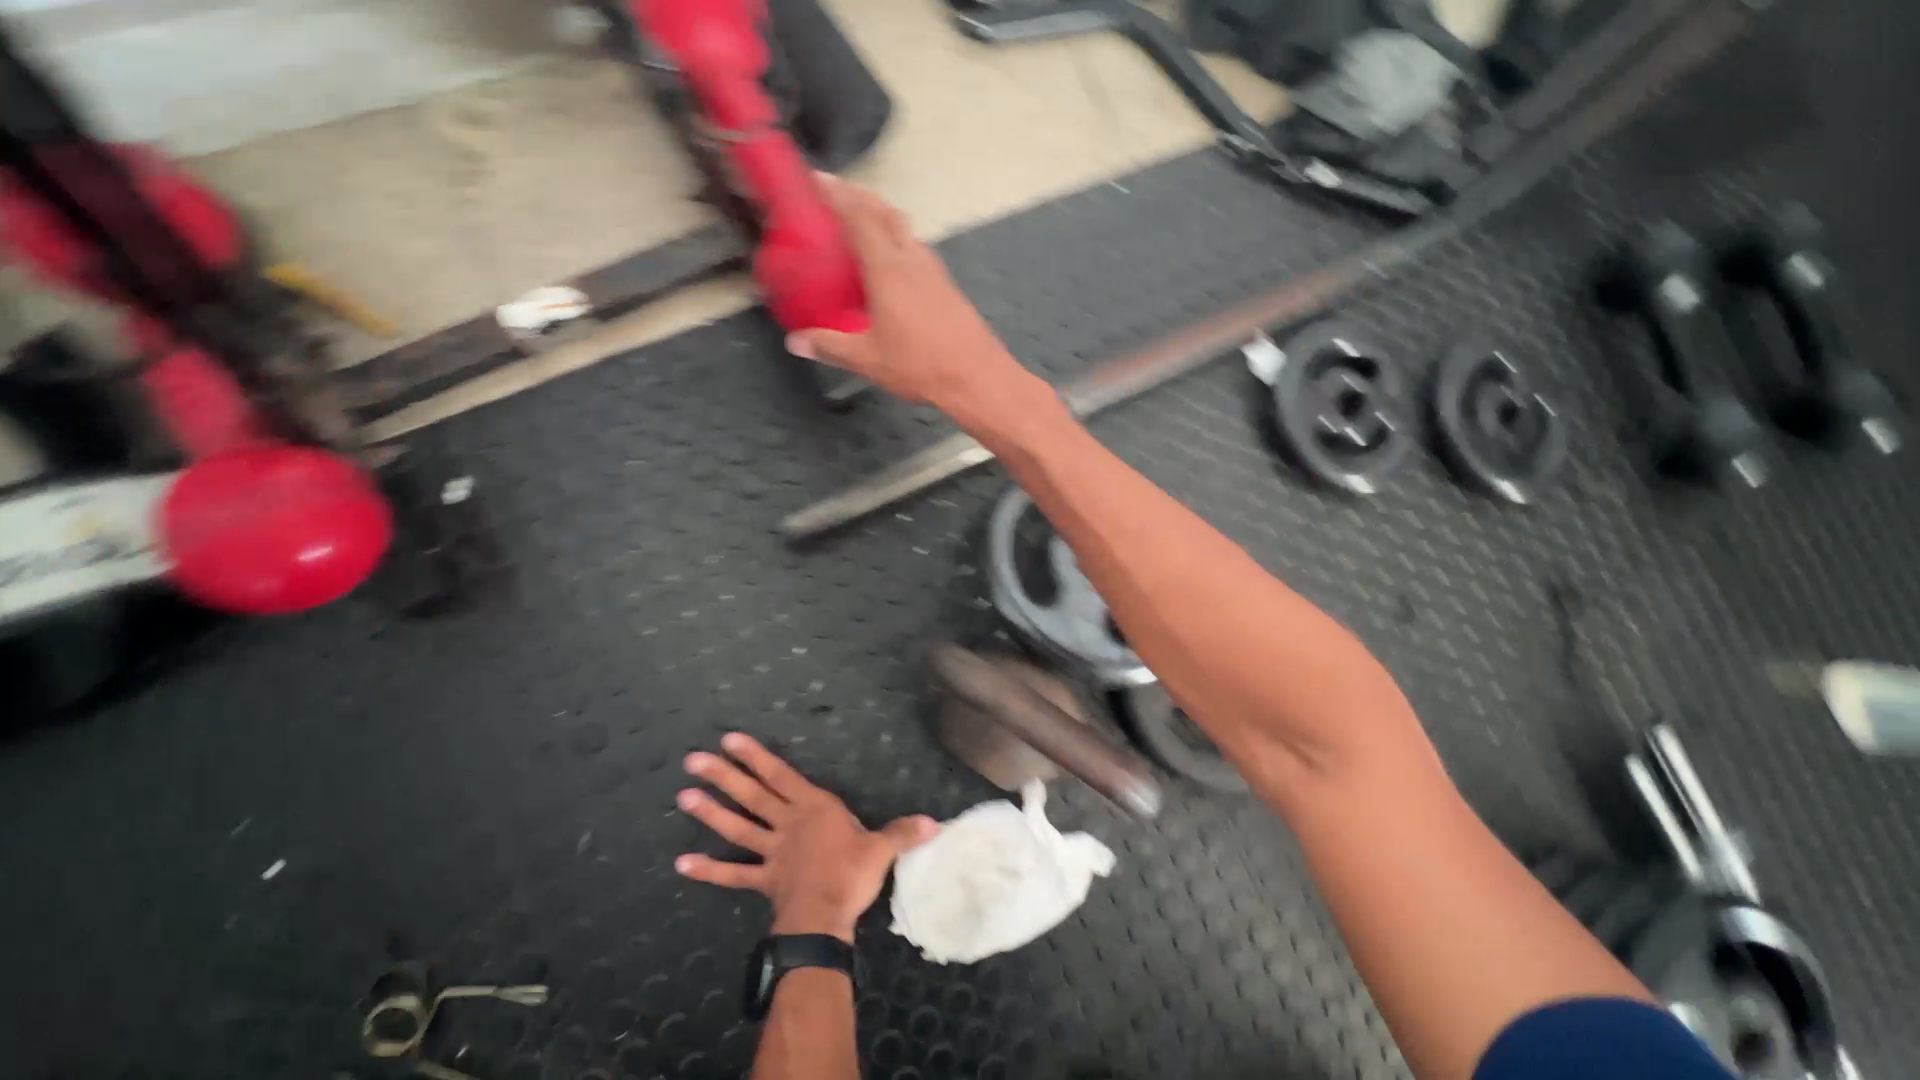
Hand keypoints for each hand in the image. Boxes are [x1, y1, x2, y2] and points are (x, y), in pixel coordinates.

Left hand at [675, 732, 938, 941]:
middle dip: (723, 775)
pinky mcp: (764, 880)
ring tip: (683, 796)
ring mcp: (772, 852)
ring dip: (710, 813)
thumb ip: (902, 832)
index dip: (756, 756)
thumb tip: (934, 823)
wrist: (826, 916)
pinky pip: (733, 874)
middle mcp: (788, 824)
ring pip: (737, 827)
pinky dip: (709, 869)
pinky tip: (682, 864)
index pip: (782, 775)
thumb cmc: (852, 875)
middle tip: (693, 760)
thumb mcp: (881, 849)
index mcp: (815, 808)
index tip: (730, 739)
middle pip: (753, 795)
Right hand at [785, 175, 1051, 429]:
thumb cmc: (921, 366)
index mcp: (888, 270)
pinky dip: (898, 242)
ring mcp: (934, 271)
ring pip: (905, 230)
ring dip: (882, 217)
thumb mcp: (867, 359)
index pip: (860, 218)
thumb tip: (797, 342)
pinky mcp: (946, 286)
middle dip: (860, 197)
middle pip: (886, 213)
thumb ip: (829, 346)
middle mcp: (913, 261)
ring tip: (862, 224)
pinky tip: (892, 263)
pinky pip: (917, 250)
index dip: (838, 195)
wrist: (978, 378)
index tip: (819, 179)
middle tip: (838, 194)